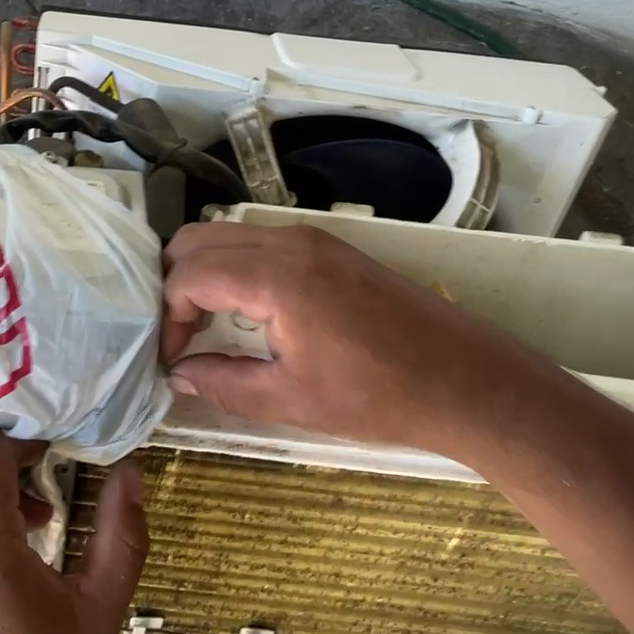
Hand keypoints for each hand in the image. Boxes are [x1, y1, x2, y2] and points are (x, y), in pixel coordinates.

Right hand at [161, 222, 563, 455]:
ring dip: (203, 272)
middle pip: (198, 239)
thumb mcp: (291, 399)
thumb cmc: (379, 395)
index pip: (188, 274)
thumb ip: (223, 383)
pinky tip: (243, 311)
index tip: (172, 358)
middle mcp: (288, 241)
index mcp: (276, 276)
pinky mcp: (328, 247)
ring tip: (205, 324)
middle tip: (180, 334)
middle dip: (174, 283)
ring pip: (226, 234)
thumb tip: (177, 373)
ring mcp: (311, 238)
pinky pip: (258, 241)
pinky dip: (233, 267)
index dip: (168, 317)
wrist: (466, 380)